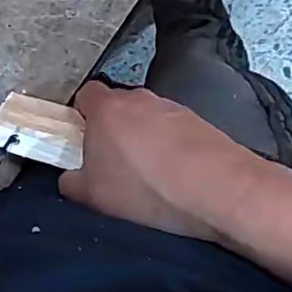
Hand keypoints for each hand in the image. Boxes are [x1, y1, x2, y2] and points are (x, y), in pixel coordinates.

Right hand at [57, 81, 261, 243]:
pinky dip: (173, 149)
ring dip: (146, 140)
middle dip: (115, 130)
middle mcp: (139, 98)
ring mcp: (173, 107)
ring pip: (148, 119)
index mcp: (105, 108)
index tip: (84, 140)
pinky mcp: (200, 121)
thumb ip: (71, 180)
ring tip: (152, 177)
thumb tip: (71, 176)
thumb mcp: (92, 196)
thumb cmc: (146, 189)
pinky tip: (178, 177)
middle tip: (116, 165)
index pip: (85, 95)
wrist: (220, 190)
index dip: (82, 115)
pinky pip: (175, 131)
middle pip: (118, 107)